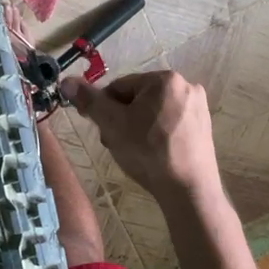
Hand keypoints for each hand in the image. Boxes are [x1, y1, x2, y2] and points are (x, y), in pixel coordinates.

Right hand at [61, 72, 218, 200]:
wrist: (188, 189)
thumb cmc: (148, 151)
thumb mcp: (112, 124)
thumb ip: (90, 101)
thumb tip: (66, 81)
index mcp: (165, 79)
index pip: (119, 87)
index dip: (104, 108)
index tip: (102, 130)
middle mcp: (186, 86)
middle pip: (137, 99)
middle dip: (121, 119)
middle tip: (116, 144)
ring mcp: (197, 108)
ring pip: (152, 113)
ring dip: (136, 128)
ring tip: (133, 152)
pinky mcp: (203, 127)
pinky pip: (169, 124)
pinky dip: (156, 136)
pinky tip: (152, 155)